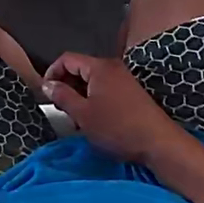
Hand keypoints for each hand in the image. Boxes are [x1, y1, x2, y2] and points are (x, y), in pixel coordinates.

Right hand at [41, 53, 188, 163]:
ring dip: (79, 95)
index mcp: (99, 67)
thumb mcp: (83, 114)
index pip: (67, 59)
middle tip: (60, 108)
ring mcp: (123, 79)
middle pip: (80, 68)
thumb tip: (47, 84)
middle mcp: (112, 67)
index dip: (52, 73)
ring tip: (76, 118)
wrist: (158, 143)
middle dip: (66, 86)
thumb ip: (62, 96)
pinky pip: (104, 88)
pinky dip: (93, 99)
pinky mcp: (130, 92)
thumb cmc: (117, 127)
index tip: (45, 93)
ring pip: (92, 81)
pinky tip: (92, 120)